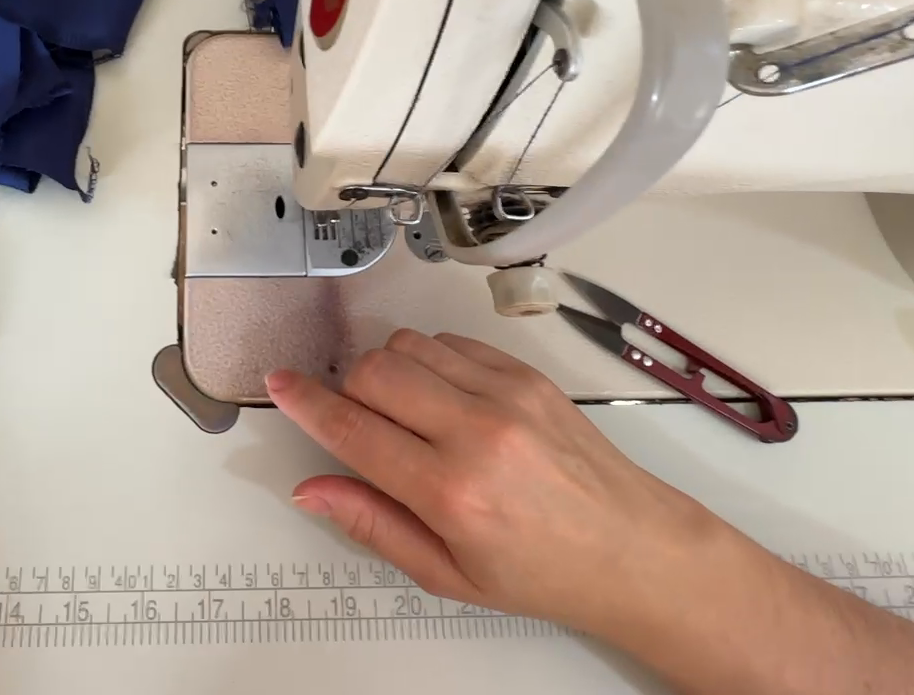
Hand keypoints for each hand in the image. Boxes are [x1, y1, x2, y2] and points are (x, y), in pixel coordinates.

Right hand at [266, 329, 731, 634]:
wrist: (634, 548)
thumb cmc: (539, 572)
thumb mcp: (446, 573)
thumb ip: (370, 522)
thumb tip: (309, 487)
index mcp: (451, 492)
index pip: (353, 430)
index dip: (305, 402)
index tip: (279, 382)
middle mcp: (475, 432)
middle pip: (373, 371)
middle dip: (349, 389)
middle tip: (363, 421)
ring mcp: (504, 393)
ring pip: (406, 346)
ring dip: (388, 372)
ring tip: (408, 411)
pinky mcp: (524, 372)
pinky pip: (447, 341)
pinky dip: (427, 360)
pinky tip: (445, 397)